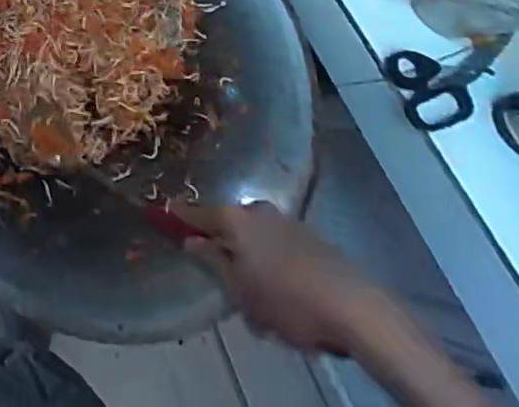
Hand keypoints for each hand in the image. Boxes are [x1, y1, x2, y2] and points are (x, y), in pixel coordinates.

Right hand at [180, 201, 384, 354]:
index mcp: (235, 219)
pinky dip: (274, 267)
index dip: (178, 218)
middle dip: (224, 251)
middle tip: (225, 284)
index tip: (162, 215)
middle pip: (229, 227)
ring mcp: (287, 222)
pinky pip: (279, 249)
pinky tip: (285, 299)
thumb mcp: (240, 290)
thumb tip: (191, 242)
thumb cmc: (287, 299)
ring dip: (252, 265)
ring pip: (256, 241)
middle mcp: (257, 211)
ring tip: (261, 305)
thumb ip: (212, 262)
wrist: (355, 307)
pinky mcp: (311, 238)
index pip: (196, 214)